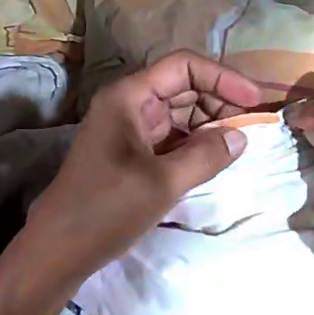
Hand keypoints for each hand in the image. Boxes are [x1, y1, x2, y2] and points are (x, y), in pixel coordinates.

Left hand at [17, 51, 262, 289]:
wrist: (58, 248)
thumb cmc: (106, 208)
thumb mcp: (162, 182)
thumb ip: (205, 155)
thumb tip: (240, 137)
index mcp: (129, 97)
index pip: (183, 66)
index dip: (223, 77)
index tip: (255, 100)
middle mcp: (128, 104)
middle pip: (182, 85)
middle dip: (220, 99)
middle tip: (255, 123)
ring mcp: (129, 129)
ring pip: (179, 112)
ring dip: (211, 122)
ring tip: (242, 139)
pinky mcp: (132, 153)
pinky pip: (171, 136)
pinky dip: (196, 141)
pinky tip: (218, 155)